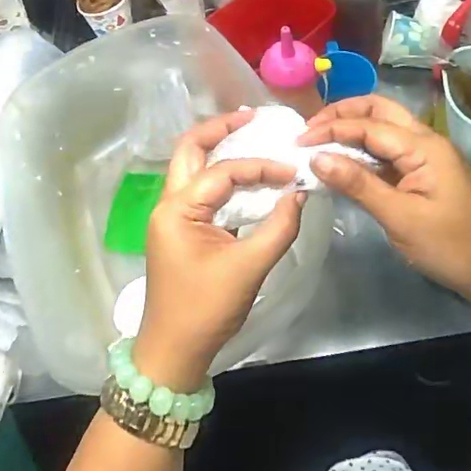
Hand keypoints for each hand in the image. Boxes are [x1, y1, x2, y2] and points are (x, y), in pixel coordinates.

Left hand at [137, 111, 305, 389]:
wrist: (173, 353)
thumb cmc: (206, 310)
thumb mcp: (249, 269)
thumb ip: (279, 228)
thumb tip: (300, 194)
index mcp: (178, 210)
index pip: (223, 171)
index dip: (260, 167)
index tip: (292, 173)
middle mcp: (170, 204)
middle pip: (190, 149)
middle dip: (220, 129)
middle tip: (253, 117)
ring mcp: (173, 216)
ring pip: (192, 165)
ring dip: (219, 147)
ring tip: (251, 134)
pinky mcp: (182, 228)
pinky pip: (201, 187)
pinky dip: (222, 173)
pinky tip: (248, 174)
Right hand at [301, 95, 470, 303]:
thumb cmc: (449, 246)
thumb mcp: (400, 218)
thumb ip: (358, 184)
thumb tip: (317, 158)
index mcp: (424, 146)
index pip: (369, 125)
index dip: (331, 130)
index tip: (297, 142)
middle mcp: (426, 140)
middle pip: (379, 110)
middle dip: (342, 114)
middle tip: (308, 131)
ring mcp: (426, 154)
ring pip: (384, 126)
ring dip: (352, 128)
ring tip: (318, 141)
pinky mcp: (423, 170)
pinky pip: (389, 148)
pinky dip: (364, 148)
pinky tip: (342, 160)